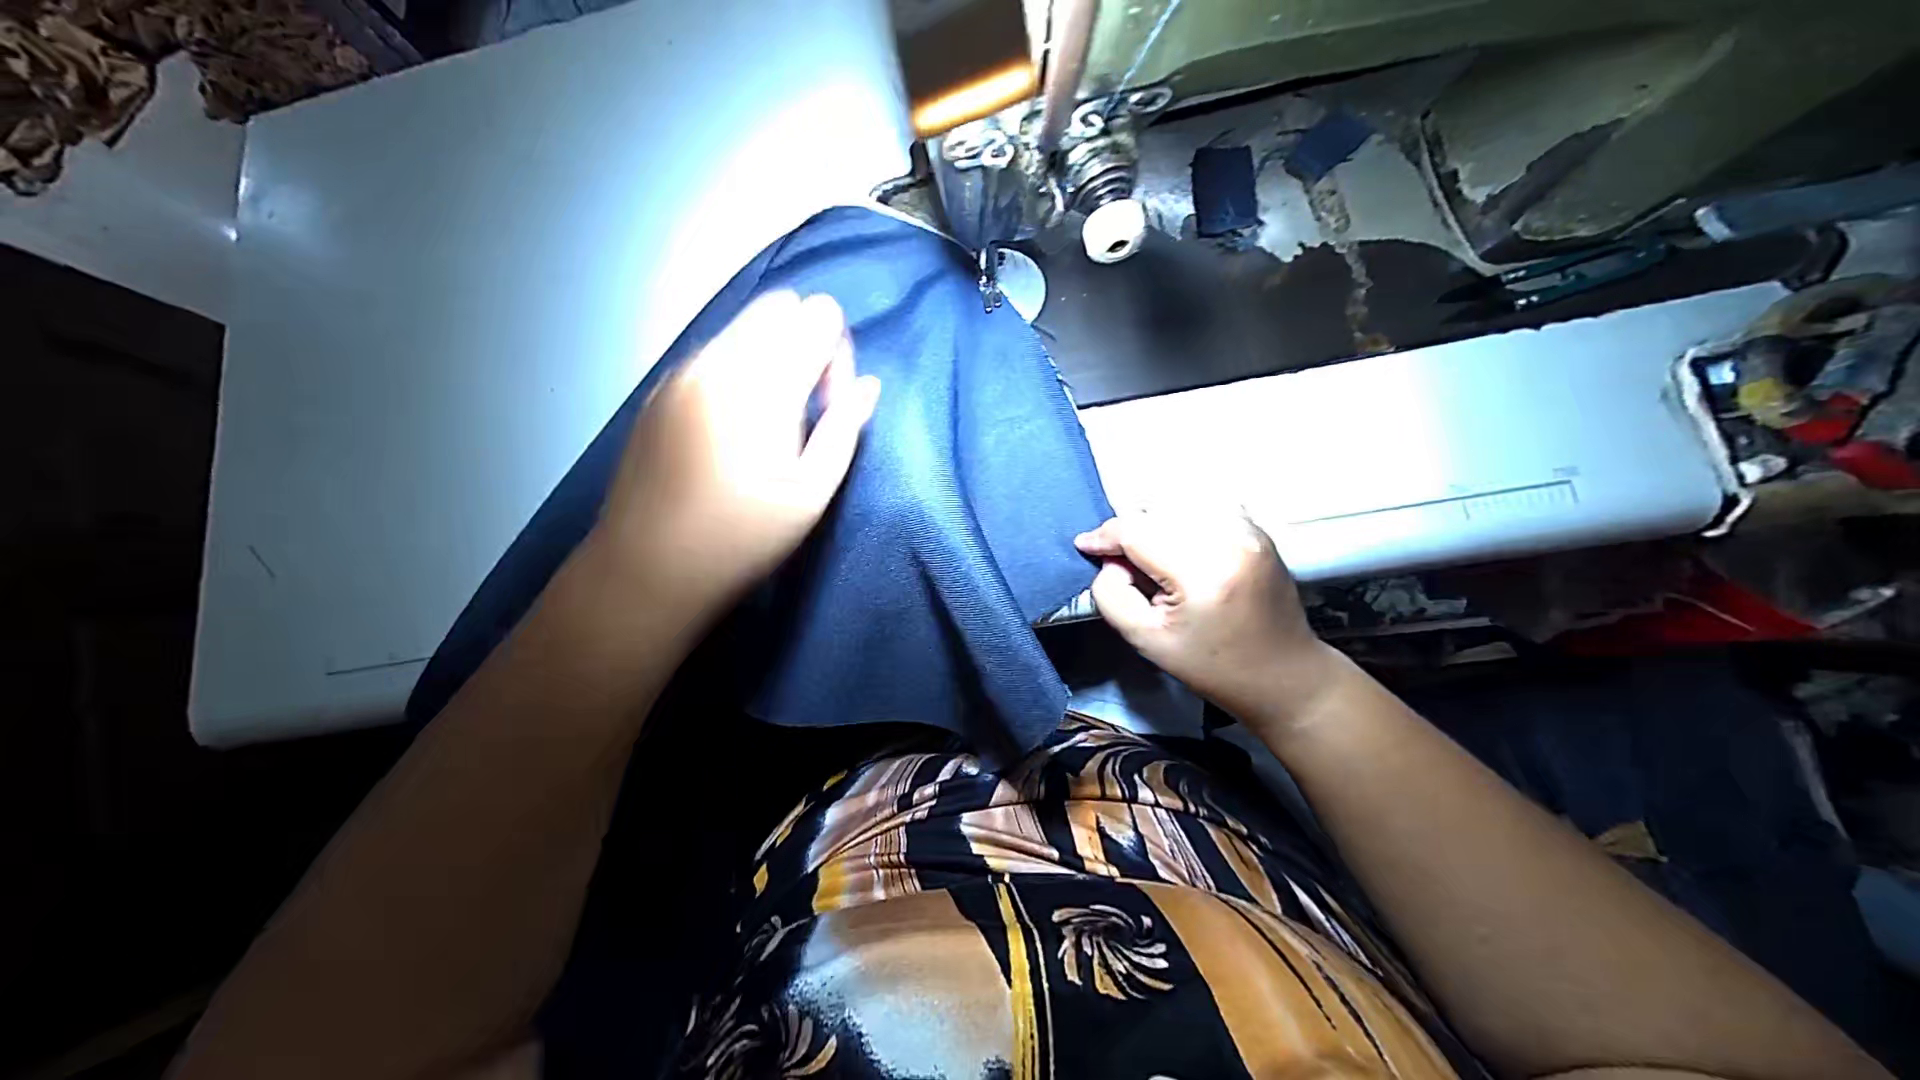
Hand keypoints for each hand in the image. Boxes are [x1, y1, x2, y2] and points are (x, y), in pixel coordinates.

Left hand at [592, 290, 879, 619]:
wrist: (645, 570)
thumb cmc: (741, 539)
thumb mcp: (811, 495)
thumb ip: (845, 430)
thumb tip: (869, 385)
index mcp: (761, 386)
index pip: (818, 315)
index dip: (837, 354)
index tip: (828, 406)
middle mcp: (717, 362)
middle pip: (780, 306)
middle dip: (806, 343)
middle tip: (805, 407)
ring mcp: (681, 372)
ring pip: (744, 325)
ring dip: (772, 355)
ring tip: (769, 421)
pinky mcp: (659, 389)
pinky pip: (714, 350)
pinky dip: (740, 367)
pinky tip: (733, 427)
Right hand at [1074, 509, 1340, 725]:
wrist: (1283, 675)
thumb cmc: (1213, 666)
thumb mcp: (1147, 641)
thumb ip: (1113, 596)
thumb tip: (1111, 561)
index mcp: (1202, 572)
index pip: (1137, 531)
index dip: (1104, 536)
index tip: (1085, 546)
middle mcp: (1229, 539)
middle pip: (1156, 509)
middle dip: (1128, 528)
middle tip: (1116, 557)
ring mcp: (1249, 530)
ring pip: (1181, 499)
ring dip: (1155, 518)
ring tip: (1147, 549)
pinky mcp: (1258, 529)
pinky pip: (1207, 504)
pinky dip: (1183, 515)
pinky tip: (1177, 541)